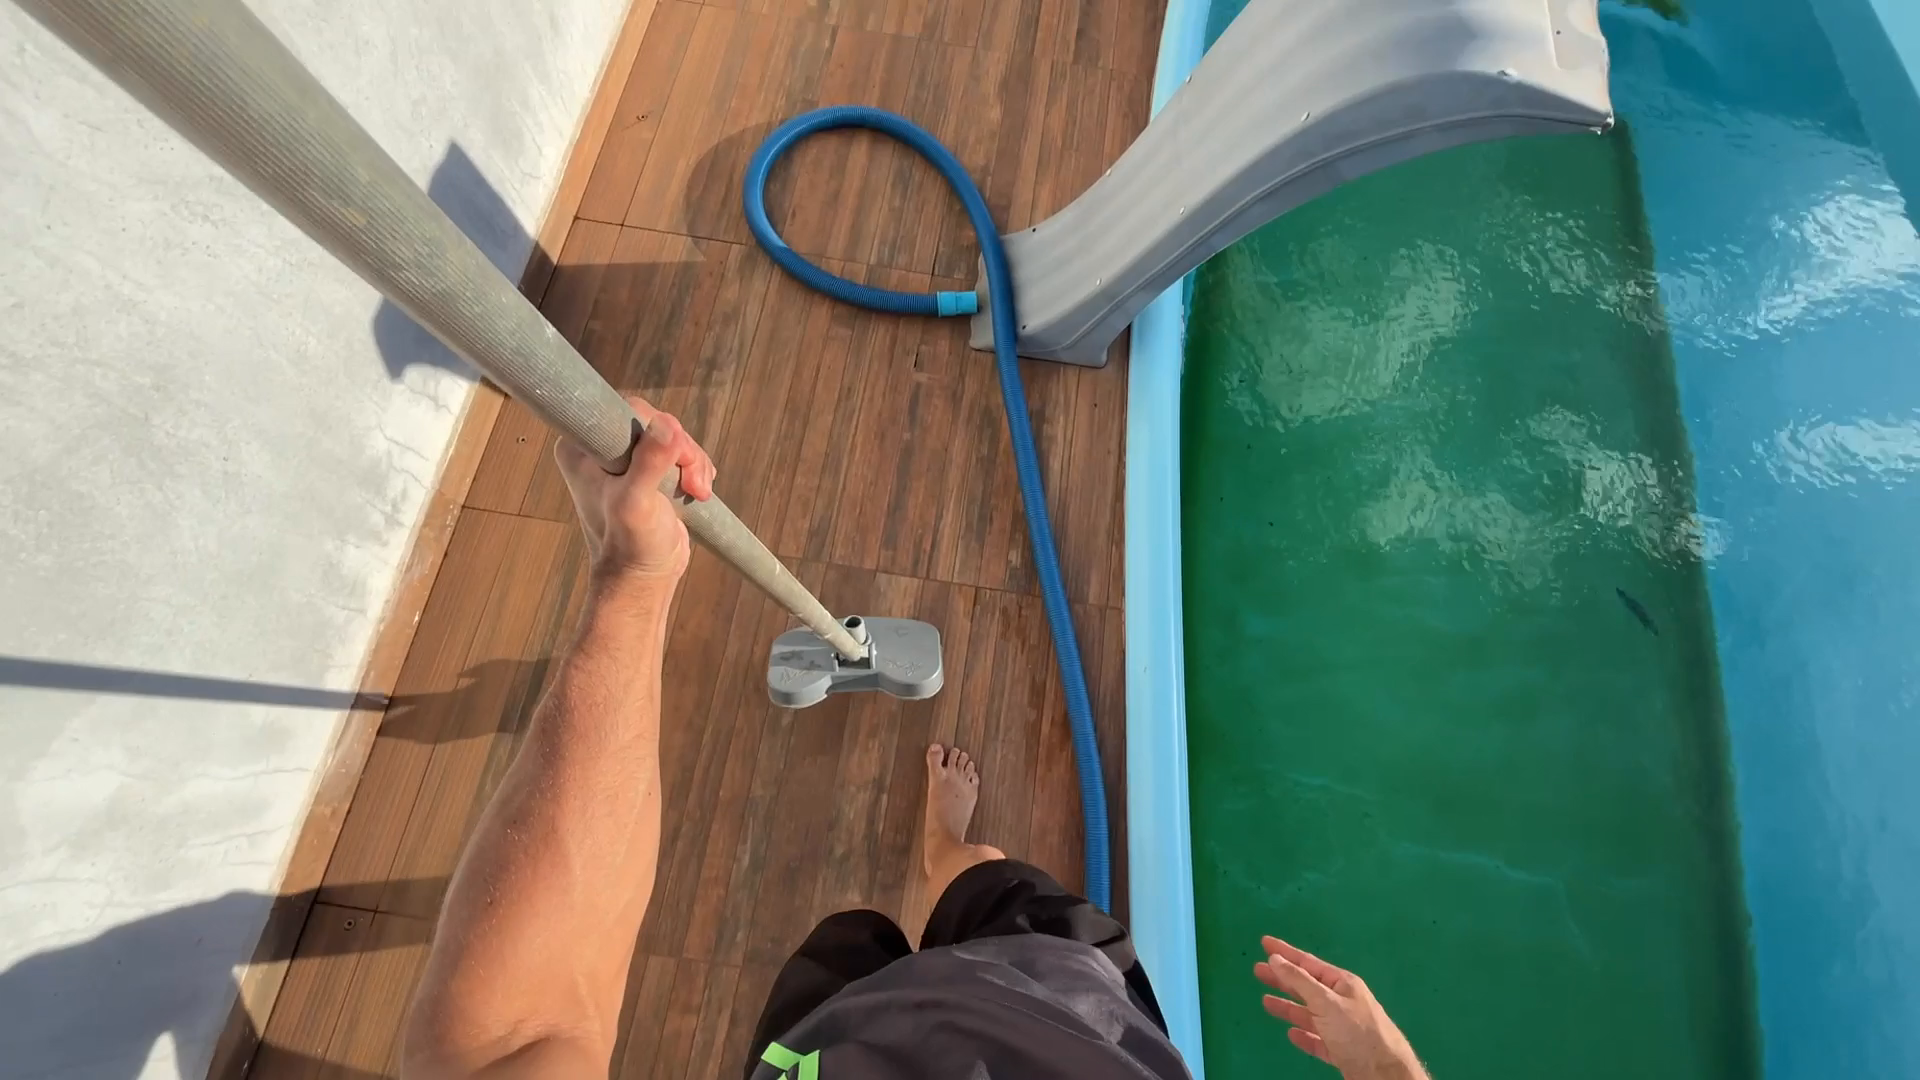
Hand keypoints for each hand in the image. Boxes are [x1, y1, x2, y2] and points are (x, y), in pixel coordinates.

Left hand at [554, 396, 715, 584]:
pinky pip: (679, 452)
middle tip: (694, 482)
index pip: (626, 411)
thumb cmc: (630, 547)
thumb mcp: (637, 504)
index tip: (675, 456)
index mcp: (582, 447)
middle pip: (655, 423)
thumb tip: (669, 425)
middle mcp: (601, 447)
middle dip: (683, 451)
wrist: (643, 578)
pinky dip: (695, 468)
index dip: (658, 427)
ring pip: (672, 438)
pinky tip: (698, 490)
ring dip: (694, 463)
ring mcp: (626, 460)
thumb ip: (649, 463)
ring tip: (698, 492)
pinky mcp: (648, 471)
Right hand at [1254, 935, 1426, 1079]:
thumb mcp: (1326, 1002)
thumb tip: (1275, 958)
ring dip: (1288, 1007)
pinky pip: (1318, 1039)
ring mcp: (1343, 1028)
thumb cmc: (1358, 1033)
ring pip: (1310, 1013)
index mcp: (1342, 984)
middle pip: (1307, 987)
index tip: (1264, 942)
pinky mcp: (1343, 1052)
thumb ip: (1299, 980)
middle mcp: (1343, 1002)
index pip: (1308, 963)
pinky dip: (1304, 1035)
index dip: (1285, 952)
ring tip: (1266, 1002)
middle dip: (1282, 979)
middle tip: (1258, 971)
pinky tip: (1292, 1034)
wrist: (1387, 1079)